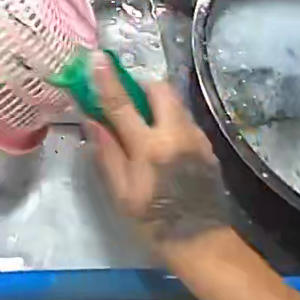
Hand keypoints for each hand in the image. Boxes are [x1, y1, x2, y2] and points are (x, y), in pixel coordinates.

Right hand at [87, 55, 231, 250]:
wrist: (201, 241)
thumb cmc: (154, 221)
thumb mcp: (122, 194)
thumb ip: (107, 154)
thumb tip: (92, 123)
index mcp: (149, 147)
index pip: (122, 105)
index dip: (108, 80)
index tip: (99, 58)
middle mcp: (176, 134)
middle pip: (160, 90)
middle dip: (142, 86)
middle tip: (128, 97)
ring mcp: (196, 137)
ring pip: (176, 103)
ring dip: (157, 103)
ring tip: (145, 122)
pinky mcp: (207, 145)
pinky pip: (186, 120)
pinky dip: (171, 120)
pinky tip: (164, 141)